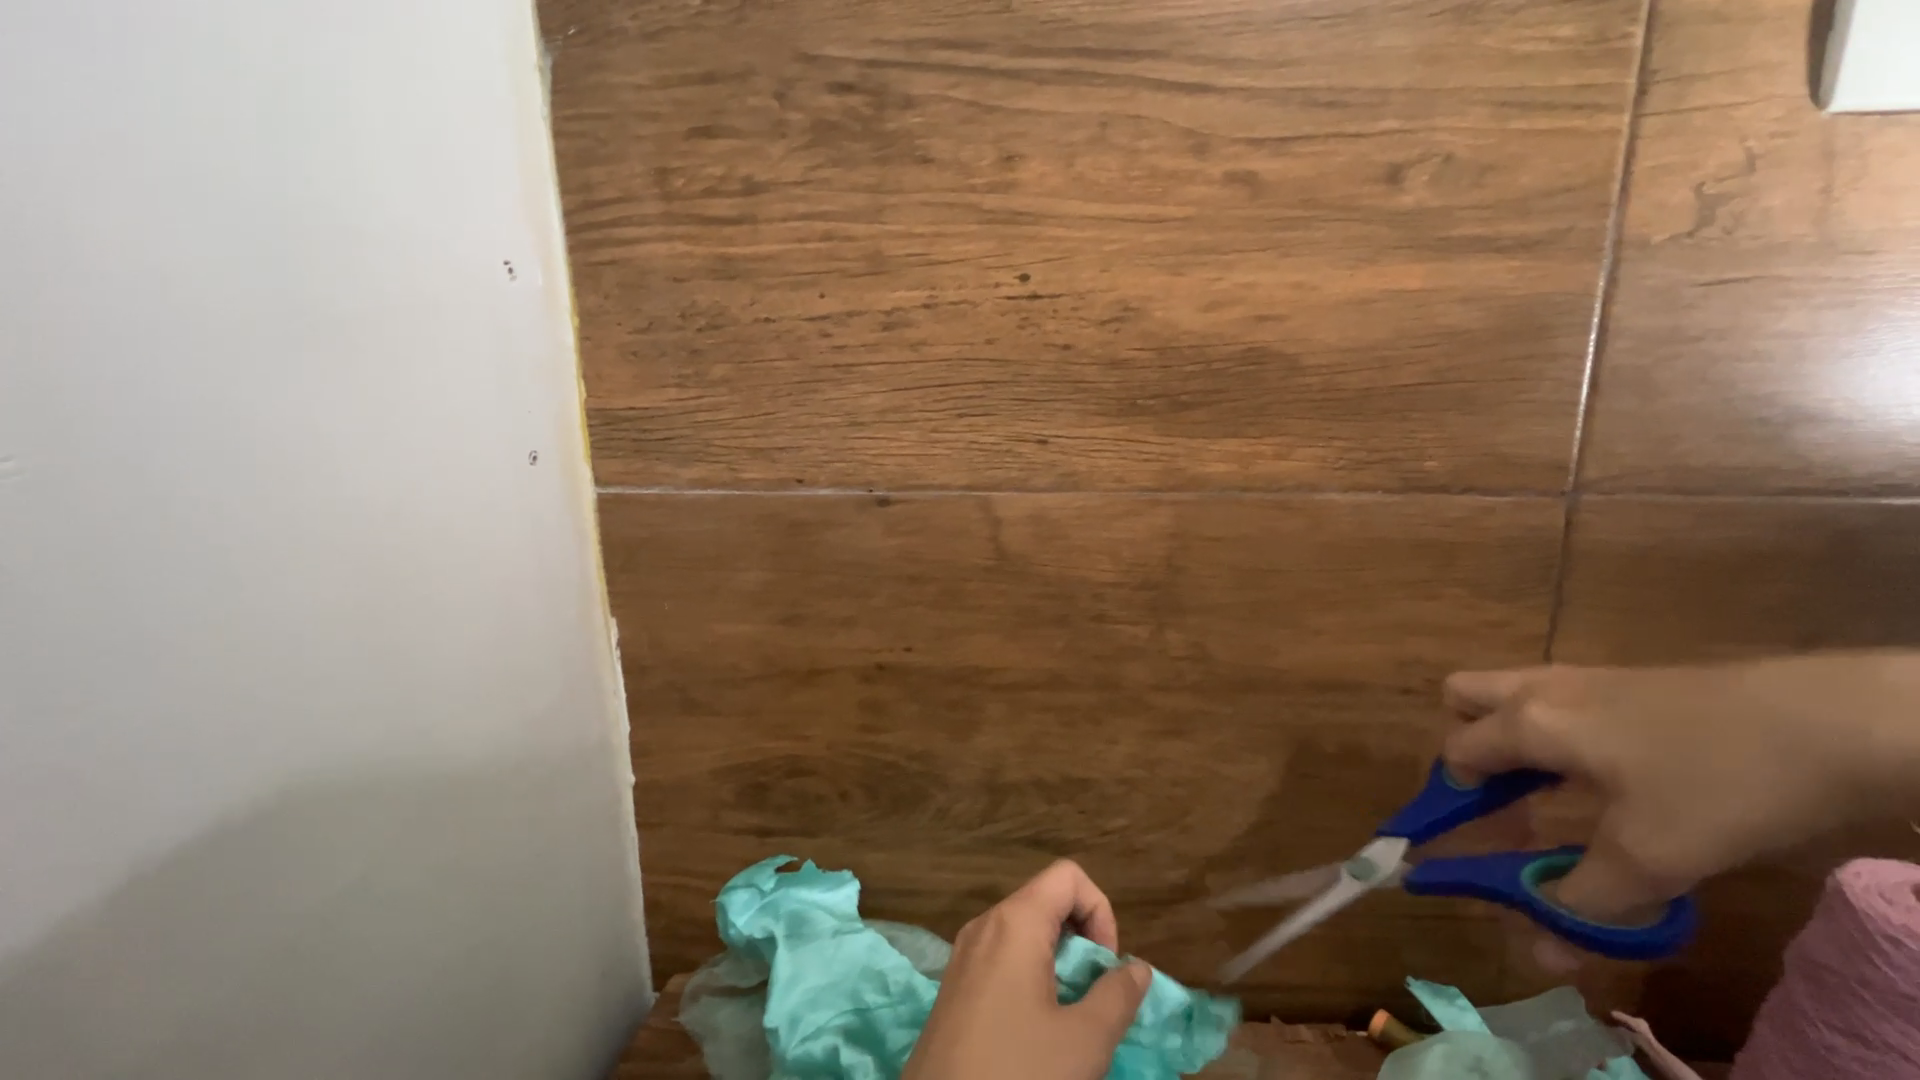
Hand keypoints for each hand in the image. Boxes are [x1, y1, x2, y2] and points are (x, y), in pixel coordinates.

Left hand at [903, 860, 1151, 1079]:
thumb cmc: (1016, 1070)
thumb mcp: (1083, 1041)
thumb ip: (1118, 996)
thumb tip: (1137, 968)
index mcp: (1014, 921)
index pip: (1068, 876)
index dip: (1100, 912)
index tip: (1105, 966)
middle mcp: (984, 925)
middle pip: (1046, 902)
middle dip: (1080, 940)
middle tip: (1092, 995)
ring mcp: (964, 954)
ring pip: (1024, 932)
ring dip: (1057, 963)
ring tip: (1068, 1016)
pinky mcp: (954, 985)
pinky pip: (1002, 958)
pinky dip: (1030, 977)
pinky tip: (1035, 1029)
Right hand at [1442, 653, 1919, 928]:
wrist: (1834, 722)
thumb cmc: (1719, 782)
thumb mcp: (1652, 858)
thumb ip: (1583, 902)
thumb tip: (1536, 953)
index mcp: (1529, 723)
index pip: (1456, 755)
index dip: (1447, 803)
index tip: (1461, 847)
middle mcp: (1542, 690)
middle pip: (1463, 700)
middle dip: (1466, 747)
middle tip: (1499, 800)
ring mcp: (1588, 679)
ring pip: (1513, 696)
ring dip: (1511, 741)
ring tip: (1547, 795)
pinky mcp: (1631, 682)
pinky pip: (1561, 704)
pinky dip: (1557, 737)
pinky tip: (1606, 778)